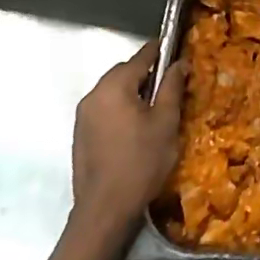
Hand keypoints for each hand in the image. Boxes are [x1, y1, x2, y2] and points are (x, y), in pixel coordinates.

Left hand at [70, 42, 186, 234]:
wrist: (105, 209)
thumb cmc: (141, 162)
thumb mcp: (166, 123)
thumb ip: (172, 88)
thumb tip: (179, 63)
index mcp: (115, 86)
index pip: (140, 57)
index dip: (160, 51)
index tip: (175, 50)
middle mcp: (94, 94)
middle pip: (123, 72)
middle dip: (145, 75)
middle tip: (168, 88)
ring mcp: (83, 115)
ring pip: (112, 91)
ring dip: (131, 93)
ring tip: (152, 112)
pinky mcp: (79, 134)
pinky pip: (103, 109)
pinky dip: (119, 109)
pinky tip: (133, 130)